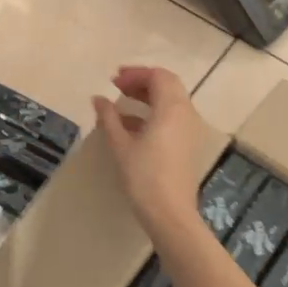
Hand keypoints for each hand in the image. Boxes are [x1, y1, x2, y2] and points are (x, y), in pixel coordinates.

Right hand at [92, 66, 202, 234]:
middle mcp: (186, 114)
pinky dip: (153, 113)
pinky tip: (130, 125)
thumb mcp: (120, 144)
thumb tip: (98, 99)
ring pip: (171, 102)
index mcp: (171, 109)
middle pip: (167, 85)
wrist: (170, 213)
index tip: (113, 79)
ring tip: (121, 102)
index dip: (136, 73)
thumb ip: (109, 117)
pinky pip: (172, 117)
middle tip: (117, 86)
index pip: (158, 76)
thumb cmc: (143, 176)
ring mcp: (189, 130)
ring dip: (147, 97)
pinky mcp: (187, 145)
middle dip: (142, 82)